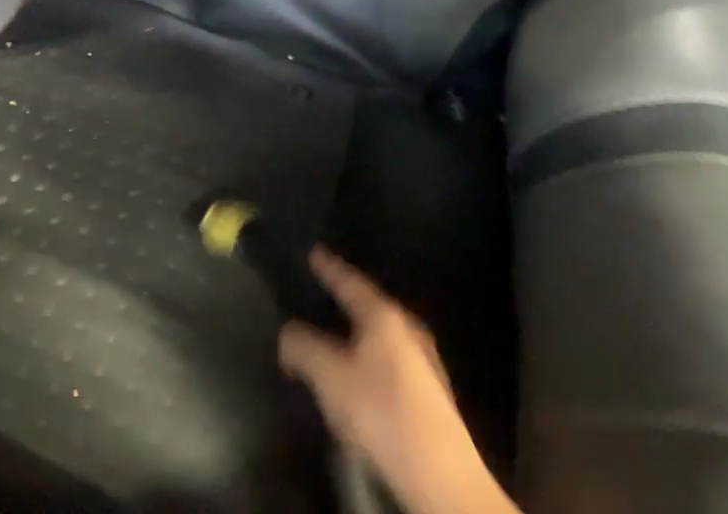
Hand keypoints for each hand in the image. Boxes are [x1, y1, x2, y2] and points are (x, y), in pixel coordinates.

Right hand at [279, 248, 517, 513]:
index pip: (350, 282)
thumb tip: (288, 333)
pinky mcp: (425, 393)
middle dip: (341, 301)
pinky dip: (362, 357)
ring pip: (376, 336)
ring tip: (324, 334)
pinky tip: (348, 374)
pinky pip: (383, 359)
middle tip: (315, 292)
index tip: (313, 252)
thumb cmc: (381, 412)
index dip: (329, 268)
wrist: (440, 475)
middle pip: (367, 307)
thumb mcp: (328, 375)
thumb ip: (302, 347)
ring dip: (351, 334)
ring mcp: (421, 363)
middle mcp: (407, 332)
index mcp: (384, 318)